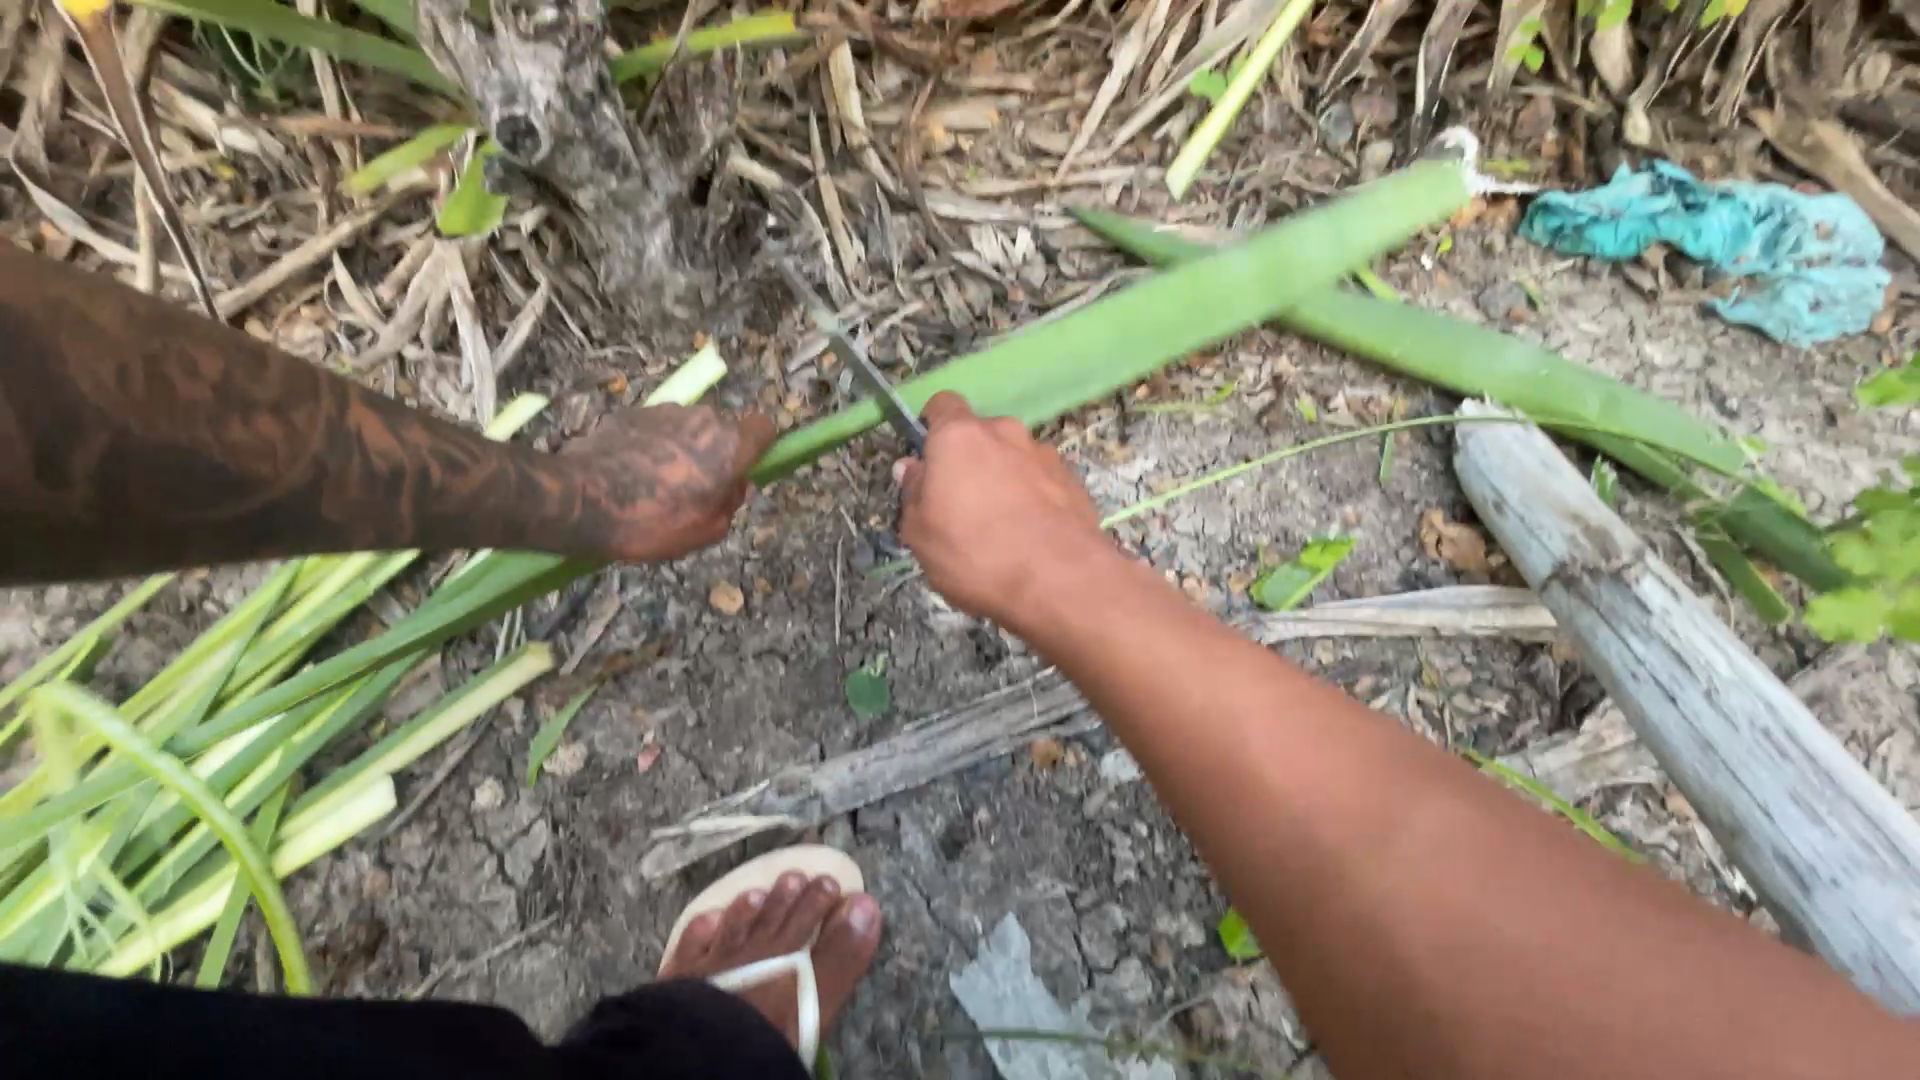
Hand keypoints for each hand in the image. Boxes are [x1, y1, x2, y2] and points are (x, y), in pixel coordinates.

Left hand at [562, 404, 776, 561]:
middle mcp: (703, 418)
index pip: (764, 427)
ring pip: (688, 427)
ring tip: (660, 482)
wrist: (581, 500)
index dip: (759, 447)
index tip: (746, 469)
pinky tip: (632, 474)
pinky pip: (655, 429)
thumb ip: (731, 504)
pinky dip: (652, 446)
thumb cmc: (654, 521)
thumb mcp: (708, 530)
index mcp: (730, 444)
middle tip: (700, 486)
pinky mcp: (630, 414)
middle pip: (723, 428)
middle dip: (717, 451)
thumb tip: (736, 486)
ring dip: (683, 447)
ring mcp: (664, 412)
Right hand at [895, 392, 1111, 626]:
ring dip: (1003, 481)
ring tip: (1001, 528)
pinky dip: (1032, 499)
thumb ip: (913, 494)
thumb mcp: (920, 534)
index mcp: (960, 436)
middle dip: (969, 462)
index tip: (928, 459)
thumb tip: (912, 468)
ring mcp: (1044, 455)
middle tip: (961, 507)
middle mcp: (1005, 433)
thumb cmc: (976, 554)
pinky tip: (1030, 536)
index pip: (942, 405)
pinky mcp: (1073, 481)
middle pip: (980, 436)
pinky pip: (1041, 481)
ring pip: (1013, 459)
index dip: (932, 427)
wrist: (1060, 581)